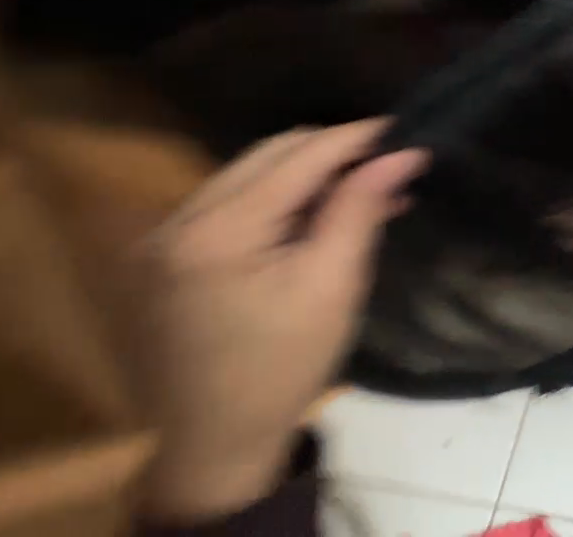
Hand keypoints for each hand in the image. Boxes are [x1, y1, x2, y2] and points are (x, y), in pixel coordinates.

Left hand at [135, 120, 428, 523]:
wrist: (215, 440)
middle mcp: (178, 221)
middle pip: (270, 153)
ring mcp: (163, 238)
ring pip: (251, 171)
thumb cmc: (284, 364)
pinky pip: (233, 200)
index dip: (358, 138)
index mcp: (218, 230)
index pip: (301, 156)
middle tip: (390, 164)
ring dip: (309, 172)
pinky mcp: (165, 256)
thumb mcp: (334, 283)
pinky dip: (281, 196)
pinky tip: (319, 214)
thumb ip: (361, 208)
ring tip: (365, 189)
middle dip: (334, 151)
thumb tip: (404, 152)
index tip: (409, 133)